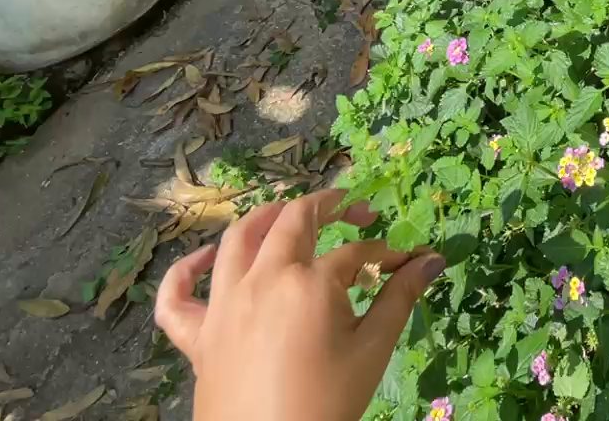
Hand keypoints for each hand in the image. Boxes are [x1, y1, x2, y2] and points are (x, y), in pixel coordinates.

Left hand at [155, 190, 445, 420]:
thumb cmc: (327, 403)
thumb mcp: (373, 348)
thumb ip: (401, 296)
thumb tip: (433, 259)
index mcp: (310, 283)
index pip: (356, 252)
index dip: (385, 254)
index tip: (405, 264)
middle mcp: (264, 280)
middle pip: (295, 221)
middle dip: (332, 207)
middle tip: (358, 214)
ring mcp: (224, 307)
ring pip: (237, 239)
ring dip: (267, 216)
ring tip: (292, 214)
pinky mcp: (197, 338)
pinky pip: (175, 298)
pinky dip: (185, 272)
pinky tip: (206, 260)